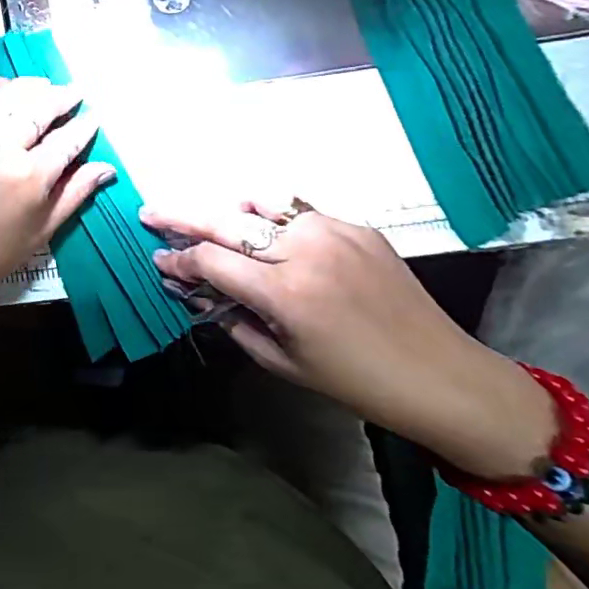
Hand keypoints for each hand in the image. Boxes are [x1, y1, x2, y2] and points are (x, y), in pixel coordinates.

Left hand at [0, 77, 112, 330]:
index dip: (85, 127)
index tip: (96, 118)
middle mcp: (1, 147)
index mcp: (28, 177)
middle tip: (77, 94)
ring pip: (10, 96)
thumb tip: (106, 168)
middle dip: (64, 98)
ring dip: (33, 87)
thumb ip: (75, 193)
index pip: (67, 140)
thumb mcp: (40, 231)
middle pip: (41, 108)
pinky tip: (8, 89)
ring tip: (48, 87)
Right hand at [142, 201, 556, 479]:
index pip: (211, 262)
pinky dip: (275, 217)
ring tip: (210, 221)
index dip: (179, 260)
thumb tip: (195, 290)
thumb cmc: (353, 381)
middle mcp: (304, 249)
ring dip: (231, 214)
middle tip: (151, 211)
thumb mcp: (282, 361)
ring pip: (263, 207)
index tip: (158, 261)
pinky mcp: (357, 225)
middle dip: (182, 216)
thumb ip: (233, 319)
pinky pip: (301, 213)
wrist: (436, 371)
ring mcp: (334, 230)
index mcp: (284, 292)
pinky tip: (263, 224)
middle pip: (226, 221)